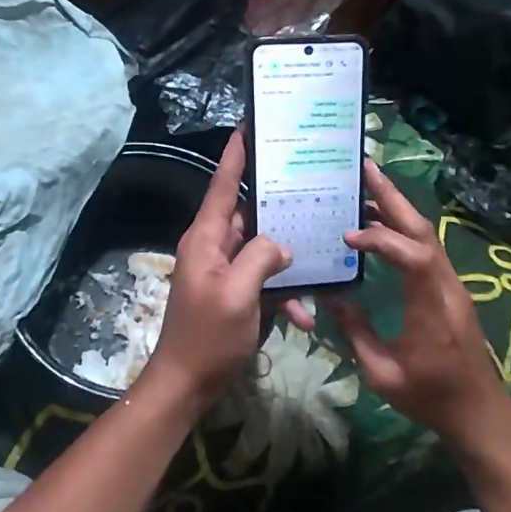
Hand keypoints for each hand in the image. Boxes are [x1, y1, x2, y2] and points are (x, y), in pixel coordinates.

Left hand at [139, 132, 291, 410]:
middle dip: (281, 208)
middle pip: (250, 215)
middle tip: (313, 189)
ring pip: (263, 250)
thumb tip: (280, 243)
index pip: (224, 187)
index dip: (236, 157)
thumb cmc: (208, 337)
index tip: (248, 127)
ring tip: (323, 262)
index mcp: (206, 238)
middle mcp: (214, 247)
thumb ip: (261, 258)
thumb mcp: (238, 294)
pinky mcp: (235, 293)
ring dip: (289, 264)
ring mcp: (224, 271)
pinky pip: (264, 282)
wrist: (187, 384)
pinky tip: (304, 318)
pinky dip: (284, 296)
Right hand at [284, 159, 506, 442]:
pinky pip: (425, 248)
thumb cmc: (430, 396)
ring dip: (397, 208)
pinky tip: (378, 224)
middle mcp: (446, 286)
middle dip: (393, 197)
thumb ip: (356, 331)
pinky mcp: (448, 288)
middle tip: (365, 168)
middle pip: (422, 230)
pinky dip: (401, 228)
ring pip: (425, 235)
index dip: (380, 240)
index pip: (412, 256)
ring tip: (366, 185)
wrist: (478, 411)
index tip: (347, 237)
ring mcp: (450, 284)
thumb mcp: (382, 373)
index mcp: (432, 307)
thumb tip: (332, 295)